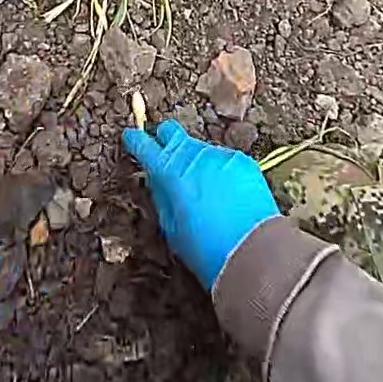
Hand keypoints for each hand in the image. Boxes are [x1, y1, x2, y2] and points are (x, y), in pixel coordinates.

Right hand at [122, 119, 280, 287]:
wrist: (251, 249)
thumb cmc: (206, 248)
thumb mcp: (171, 228)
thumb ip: (162, 197)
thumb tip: (156, 179)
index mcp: (172, 173)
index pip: (146, 147)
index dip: (136, 140)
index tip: (130, 135)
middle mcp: (195, 156)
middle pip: (173, 132)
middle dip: (165, 138)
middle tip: (164, 153)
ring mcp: (220, 155)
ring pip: (200, 148)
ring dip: (195, 160)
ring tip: (202, 190)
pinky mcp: (241, 160)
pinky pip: (223, 159)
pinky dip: (218, 170)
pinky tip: (224, 193)